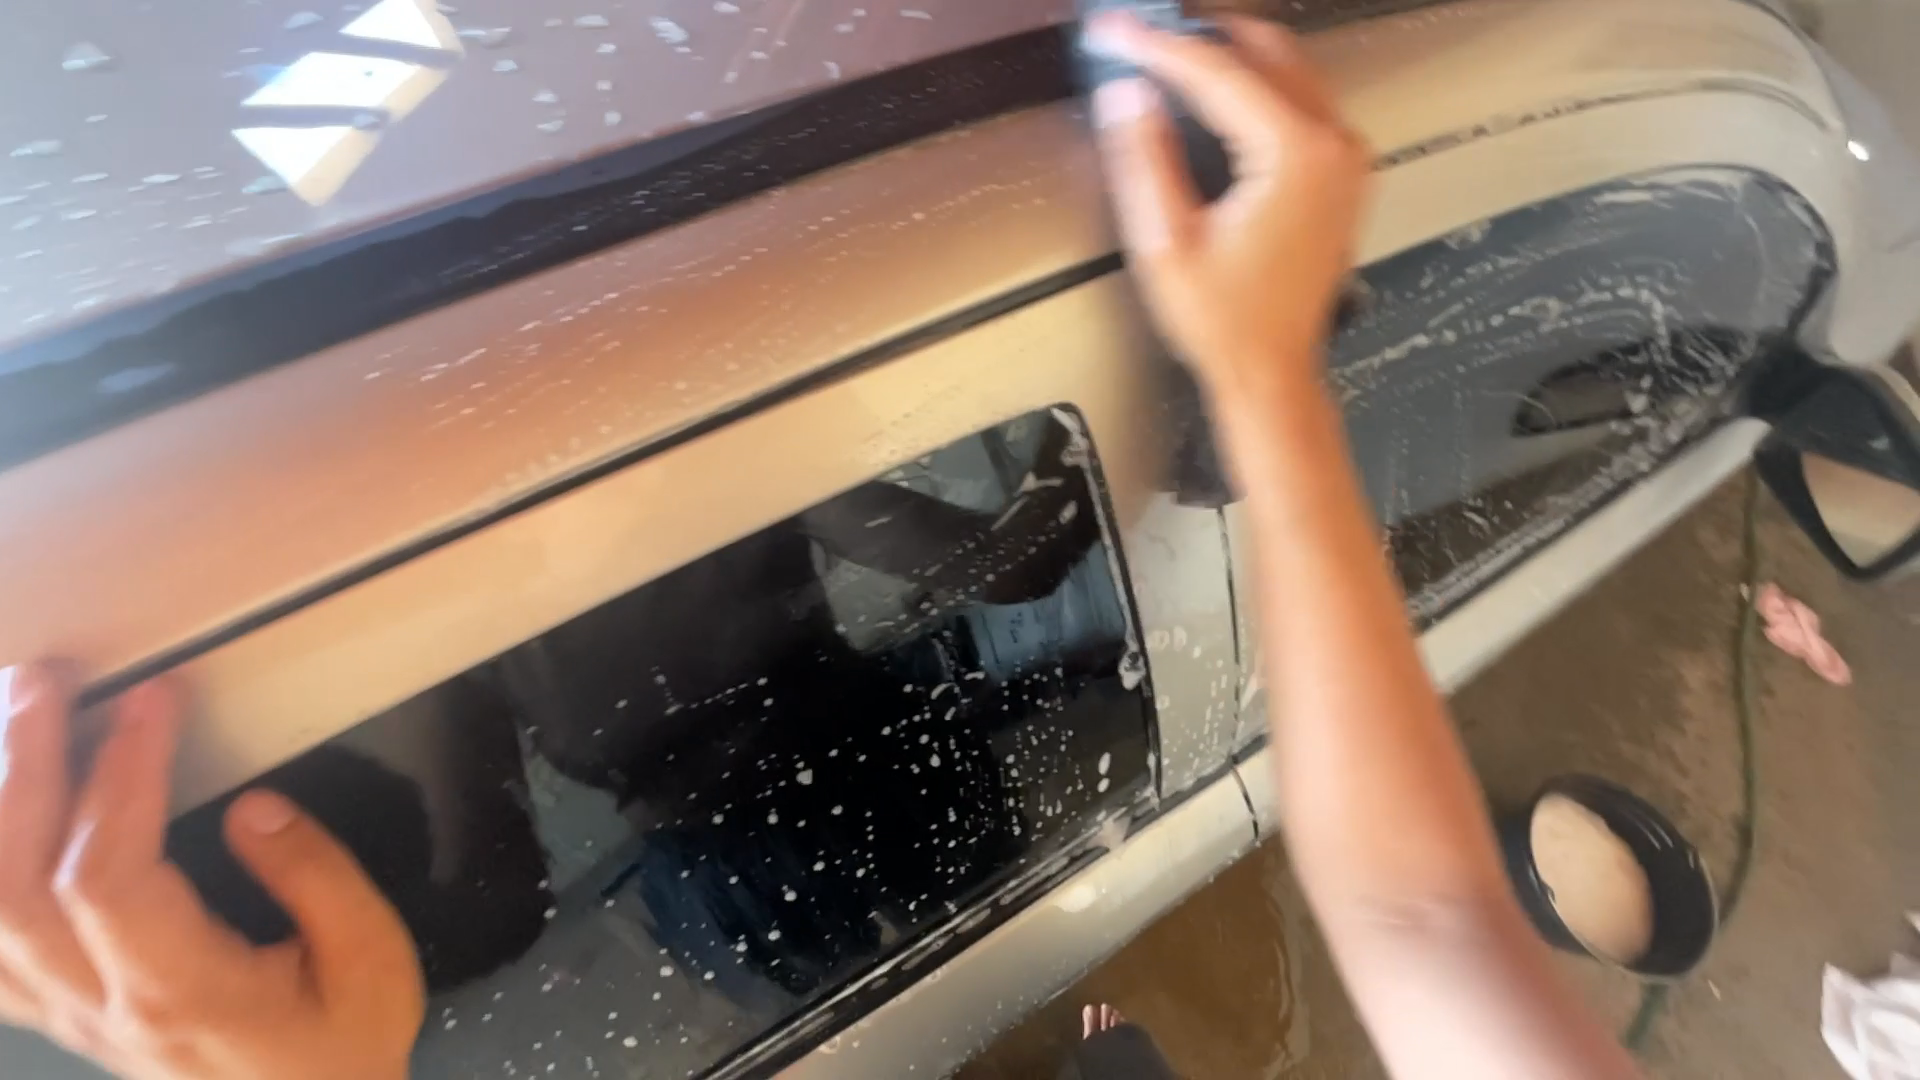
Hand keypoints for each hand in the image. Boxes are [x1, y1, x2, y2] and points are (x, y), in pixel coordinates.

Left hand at [0, 662, 424, 1079]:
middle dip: (26, 769)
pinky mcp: (66, 1012)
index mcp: (179, 985)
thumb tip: (251, 803)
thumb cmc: (351, 1034)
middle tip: (47, 683)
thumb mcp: (368, 950)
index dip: (126, 776)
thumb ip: (314, 875)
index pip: (112, 871)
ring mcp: (65, 1013)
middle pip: (15, 882)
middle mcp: (95, 1001)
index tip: (160, 698)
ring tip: (12, 725)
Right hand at [1087, 13, 1370, 398]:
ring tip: (1173, 55)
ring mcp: (1344, 160)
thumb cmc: (1224, 322)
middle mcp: (1332, 145)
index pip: (1216, 72)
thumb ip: (1146, 161)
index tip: (1114, 30)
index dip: (1155, 46)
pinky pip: (1302, 104)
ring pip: (1289, 70)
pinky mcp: (1341, 178)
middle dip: (1199, 34)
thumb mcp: (1166, 244)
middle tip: (1146, 31)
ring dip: (1230, 56)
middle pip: (1264, 50)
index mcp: (1293, 154)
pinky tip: (1221, 97)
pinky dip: (1259, 88)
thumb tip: (1127, 96)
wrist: (1269, 370)